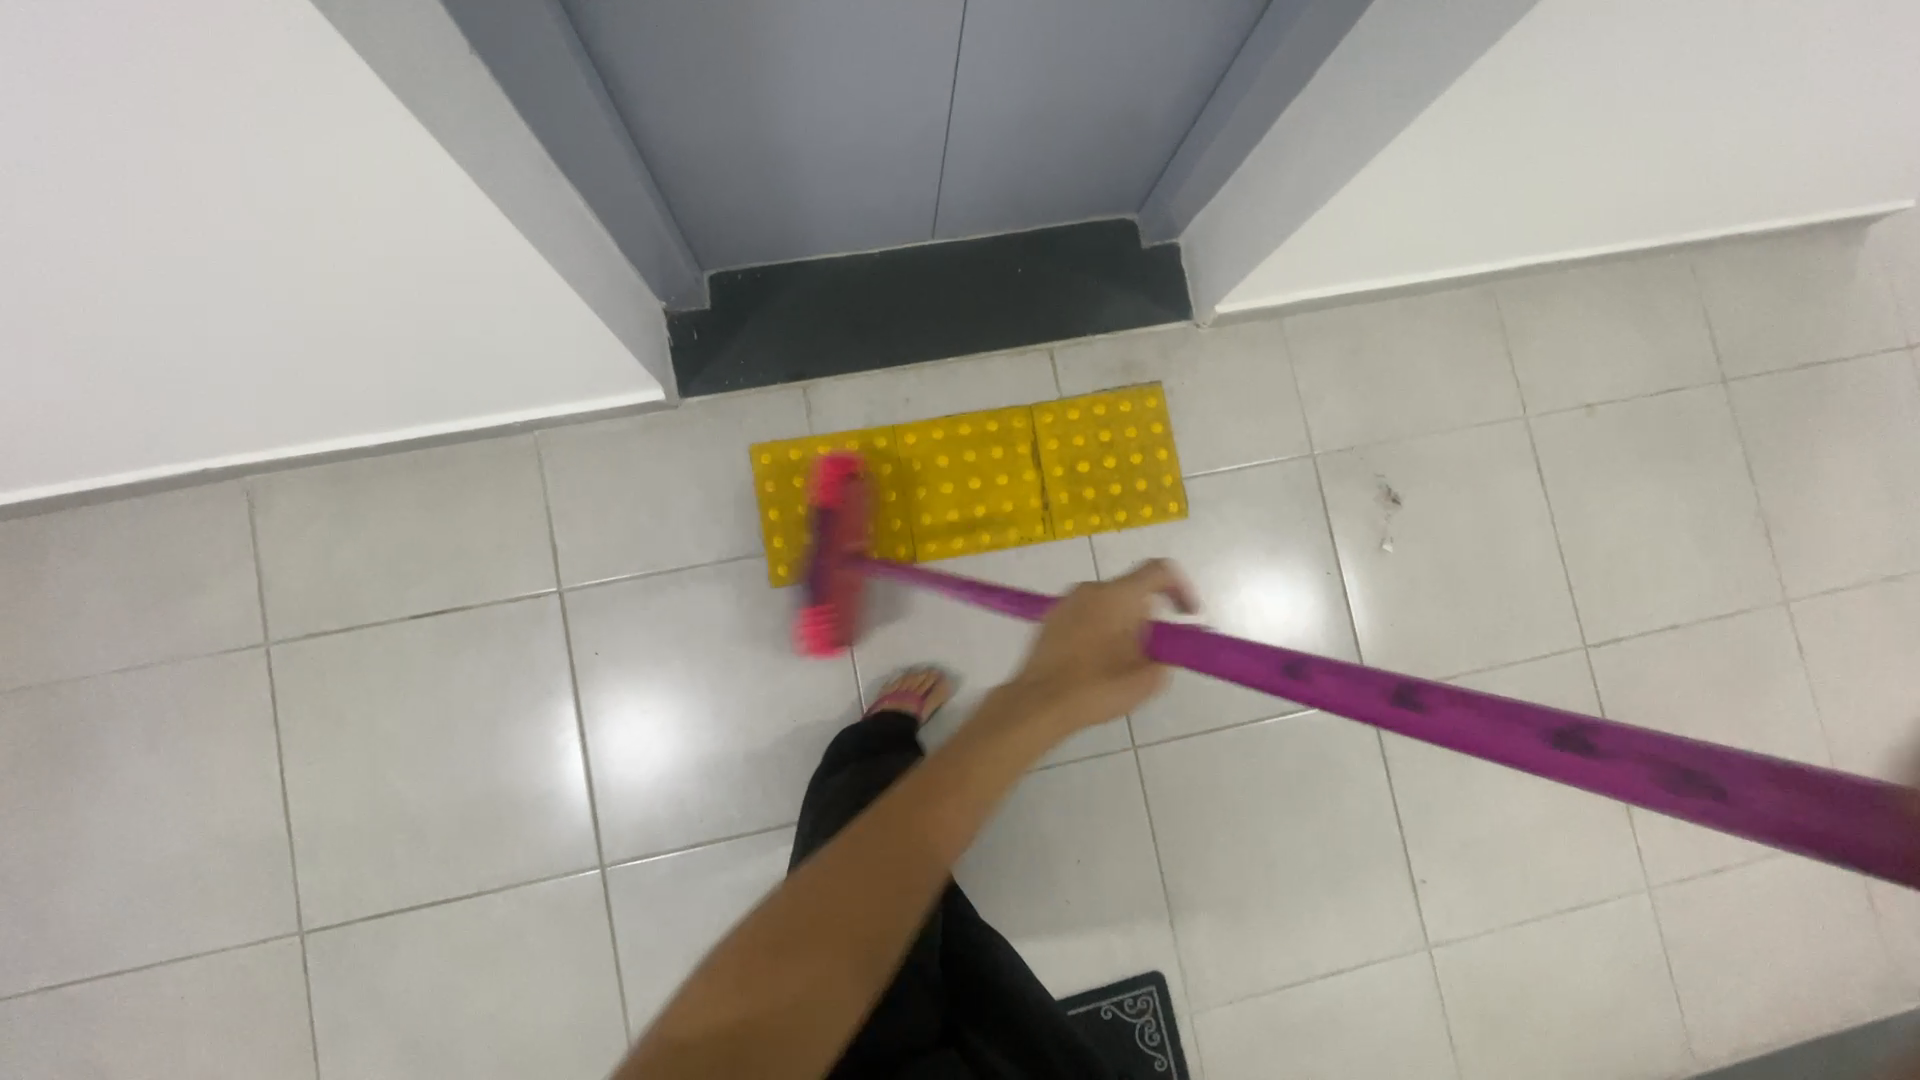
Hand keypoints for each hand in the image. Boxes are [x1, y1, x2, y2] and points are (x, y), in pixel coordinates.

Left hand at [1002, 558, 1198, 737]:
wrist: (1040, 702)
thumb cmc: (1098, 687)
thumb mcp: (1149, 677)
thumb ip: (1169, 651)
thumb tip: (1169, 643)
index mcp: (1119, 594)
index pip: (1160, 570)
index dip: (1182, 588)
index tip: (1187, 617)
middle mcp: (1091, 588)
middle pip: (1132, 589)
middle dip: (1149, 614)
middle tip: (1153, 649)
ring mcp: (1066, 601)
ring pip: (1107, 602)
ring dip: (1122, 623)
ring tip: (1123, 660)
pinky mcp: (1049, 618)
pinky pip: (1085, 614)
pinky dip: (1098, 629)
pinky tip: (1096, 662)